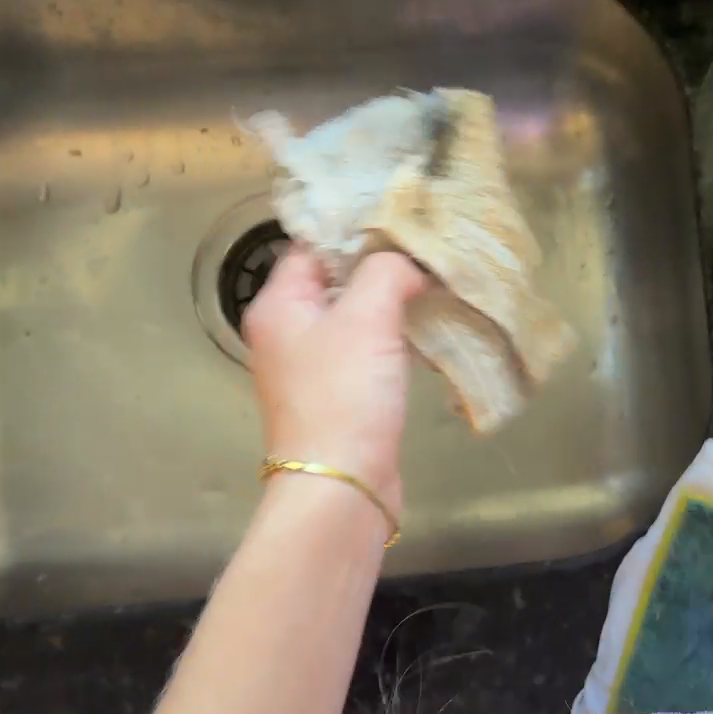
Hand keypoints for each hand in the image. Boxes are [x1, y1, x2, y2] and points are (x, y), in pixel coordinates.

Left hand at [242, 250, 426, 516]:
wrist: (343, 481)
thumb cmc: (346, 396)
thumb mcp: (367, 319)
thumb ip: (386, 274)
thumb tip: (408, 264)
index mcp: (278, 306)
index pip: (312, 248)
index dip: (356, 235)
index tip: (405, 231)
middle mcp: (287, 334)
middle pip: (335, 285)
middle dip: (380, 273)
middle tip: (428, 264)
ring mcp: (311, 371)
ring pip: (353, 322)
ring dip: (390, 312)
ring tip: (433, 300)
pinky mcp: (339, 401)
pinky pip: (365, 357)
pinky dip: (392, 346)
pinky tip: (423, 346)